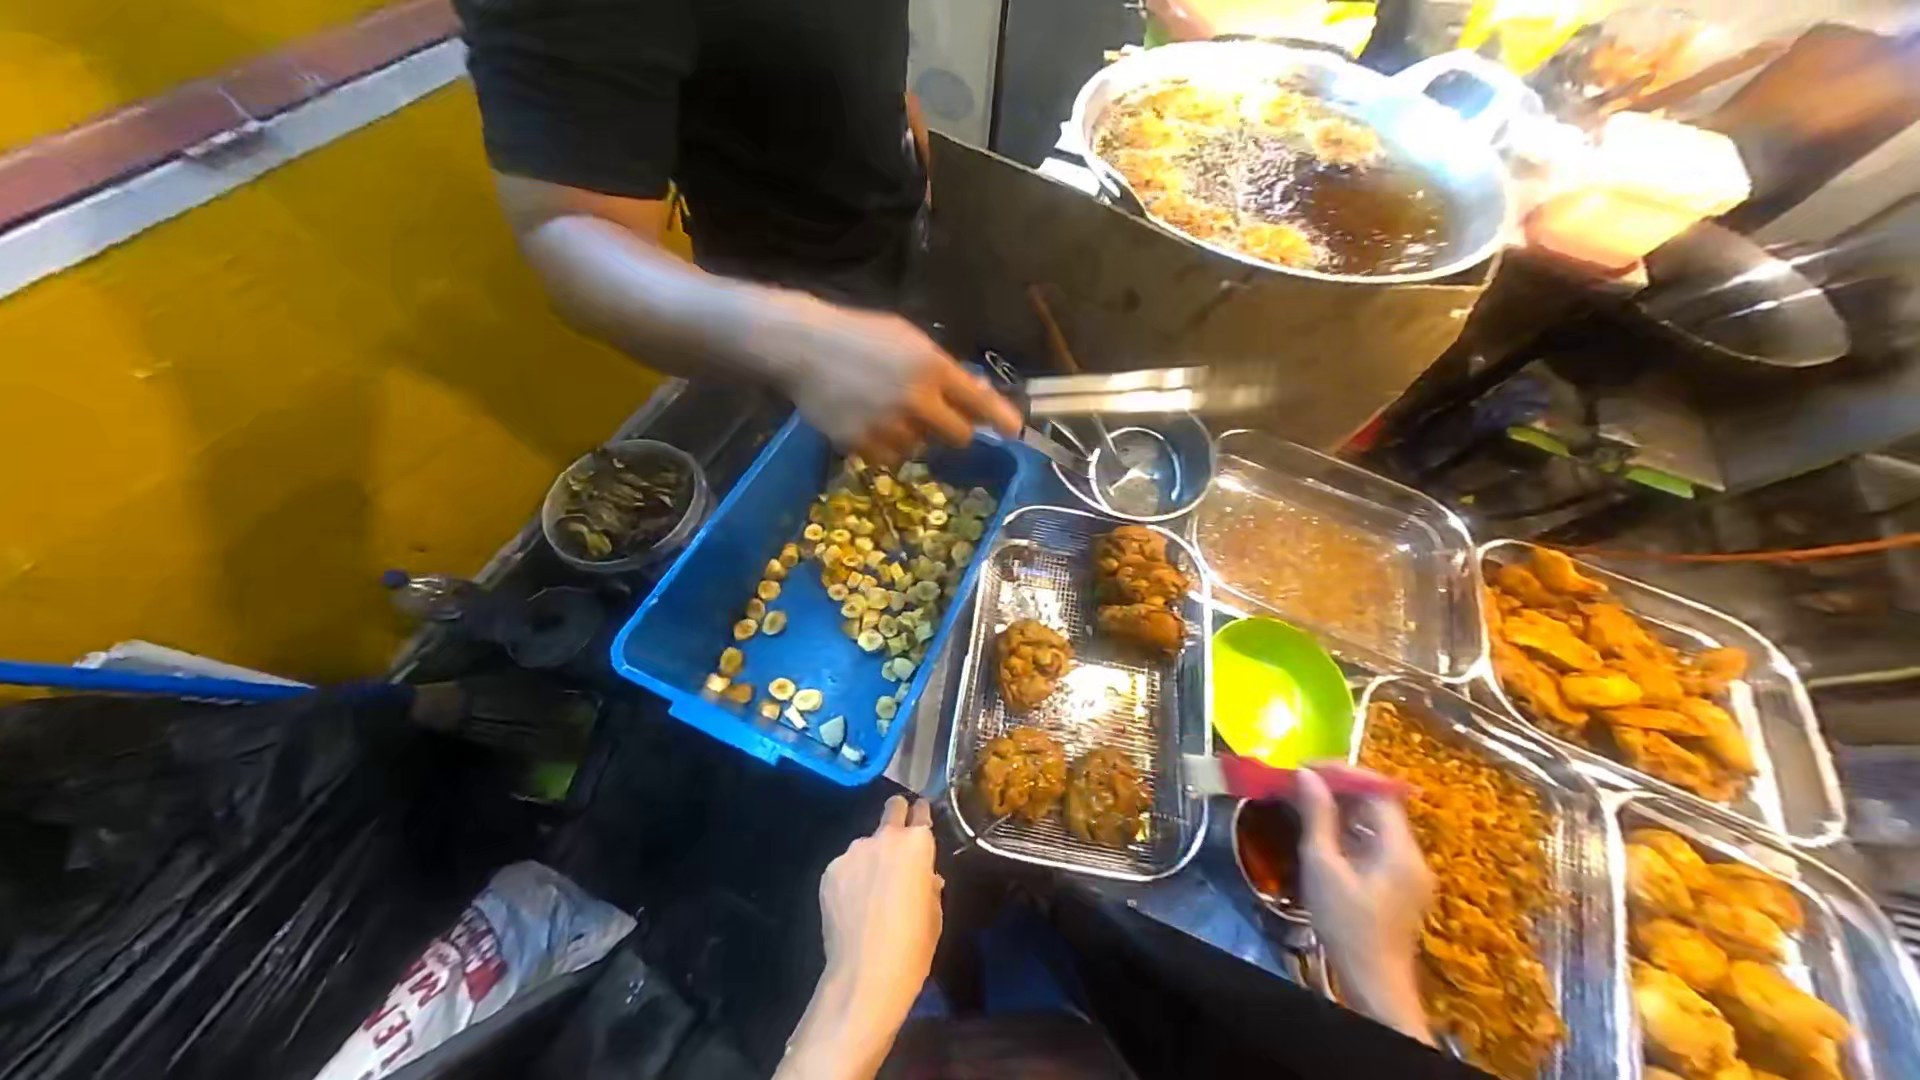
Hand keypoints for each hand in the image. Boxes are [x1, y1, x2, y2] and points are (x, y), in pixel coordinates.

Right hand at [761, 291, 1020, 465]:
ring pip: (921, 449)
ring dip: (914, 436)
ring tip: (888, 411)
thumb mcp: (908, 340)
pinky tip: (870, 422)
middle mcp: (916, 400)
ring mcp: (888, 425)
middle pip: (958, 436)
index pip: (978, 400)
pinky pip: (889, 458)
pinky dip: (885, 446)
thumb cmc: (858, 336)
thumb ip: (944, 369)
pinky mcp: (861, 444)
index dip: (1000, 418)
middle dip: (954, 429)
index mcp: (931, 367)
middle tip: (937, 418)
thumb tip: (978, 397)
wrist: (802, 347)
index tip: (1014, 431)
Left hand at [778, 796, 942, 1079]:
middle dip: (897, 817)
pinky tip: (851, 906)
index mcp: (917, 844)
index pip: (921, 810)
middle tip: (897, 847)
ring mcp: (853, 851)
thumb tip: (923, 877)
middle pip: (892, 808)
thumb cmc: (913, 947)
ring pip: (866, 844)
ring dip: (870, 859)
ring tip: (869, 894)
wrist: (864, 977)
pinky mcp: (830, 870)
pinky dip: (850, 879)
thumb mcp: (934, 914)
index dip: (921, 816)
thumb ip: (928, 884)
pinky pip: (845, 866)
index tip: (921, 823)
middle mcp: (884, 837)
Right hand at [1292, 765, 1434, 1044]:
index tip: (1308, 766)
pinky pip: (1376, 839)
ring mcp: (1409, 869)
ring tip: (1305, 797)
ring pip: (1377, 821)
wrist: (1373, 983)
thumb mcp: (1323, 865)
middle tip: (1301, 779)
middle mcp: (1412, 854)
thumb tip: (1306, 774)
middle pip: (1380, 803)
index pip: (1379, 790)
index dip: (1344, 772)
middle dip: (1340, 786)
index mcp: (1400, 848)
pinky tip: (1322, 827)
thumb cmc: (1346, 923)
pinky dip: (1350, 826)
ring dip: (1343, 804)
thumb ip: (1317, 816)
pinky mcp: (1399, 882)